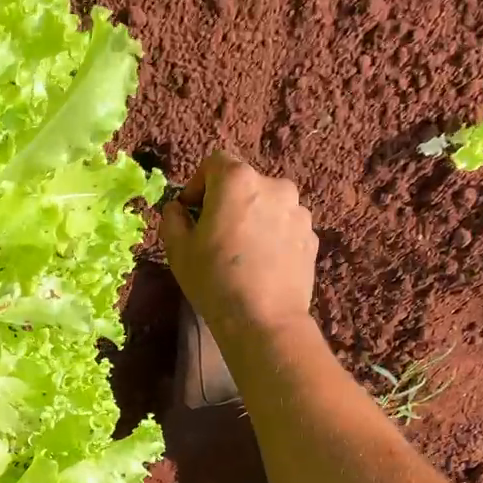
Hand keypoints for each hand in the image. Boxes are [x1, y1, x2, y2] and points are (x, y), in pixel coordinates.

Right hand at [159, 151, 318, 339]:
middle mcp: (274, 185)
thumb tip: (178, 209)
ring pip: (266, 205)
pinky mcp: (310, 235)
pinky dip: (271, 237)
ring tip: (241, 254)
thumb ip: (172, 219)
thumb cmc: (214, 280)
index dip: (197, 185)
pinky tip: (261, 266)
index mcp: (238, 181)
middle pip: (243, 184)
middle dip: (226, 203)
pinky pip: (284, 227)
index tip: (190, 213)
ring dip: (252, 219)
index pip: (214, 163)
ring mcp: (298, 210)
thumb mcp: (178, 250)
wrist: (264, 319)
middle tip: (214, 237)